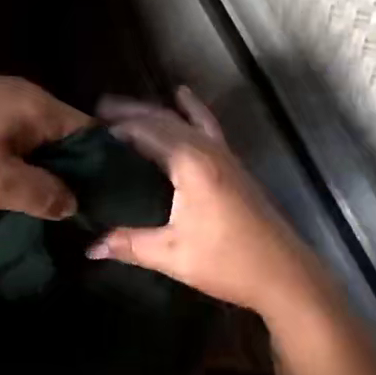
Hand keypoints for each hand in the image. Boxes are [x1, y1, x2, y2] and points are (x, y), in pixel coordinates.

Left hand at [0, 74, 92, 218]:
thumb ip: (41, 193)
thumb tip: (74, 202)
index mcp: (39, 106)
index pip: (92, 134)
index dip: (103, 168)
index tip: (105, 202)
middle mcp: (25, 94)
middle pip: (66, 134)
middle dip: (72, 170)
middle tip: (75, 210)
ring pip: (37, 136)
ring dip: (42, 166)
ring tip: (45, 202)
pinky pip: (13, 132)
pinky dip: (19, 156)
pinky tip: (11, 180)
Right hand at [88, 88, 328, 320]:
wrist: (285, 276)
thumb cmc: (228, 262)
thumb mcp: (172, 254)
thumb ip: (129, 244)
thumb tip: (90, 247)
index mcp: (190, 164)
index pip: (147, 132)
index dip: (119, 127)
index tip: (91, 127)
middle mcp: (208, 150)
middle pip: (164, 119)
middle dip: (132, 111)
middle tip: (101, 108)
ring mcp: (225, 154)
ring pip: (185, 119)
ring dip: (156, 110)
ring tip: (130, 106)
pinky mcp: (234, 164)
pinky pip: (206, 125)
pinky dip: (190, 110)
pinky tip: (183, 98)